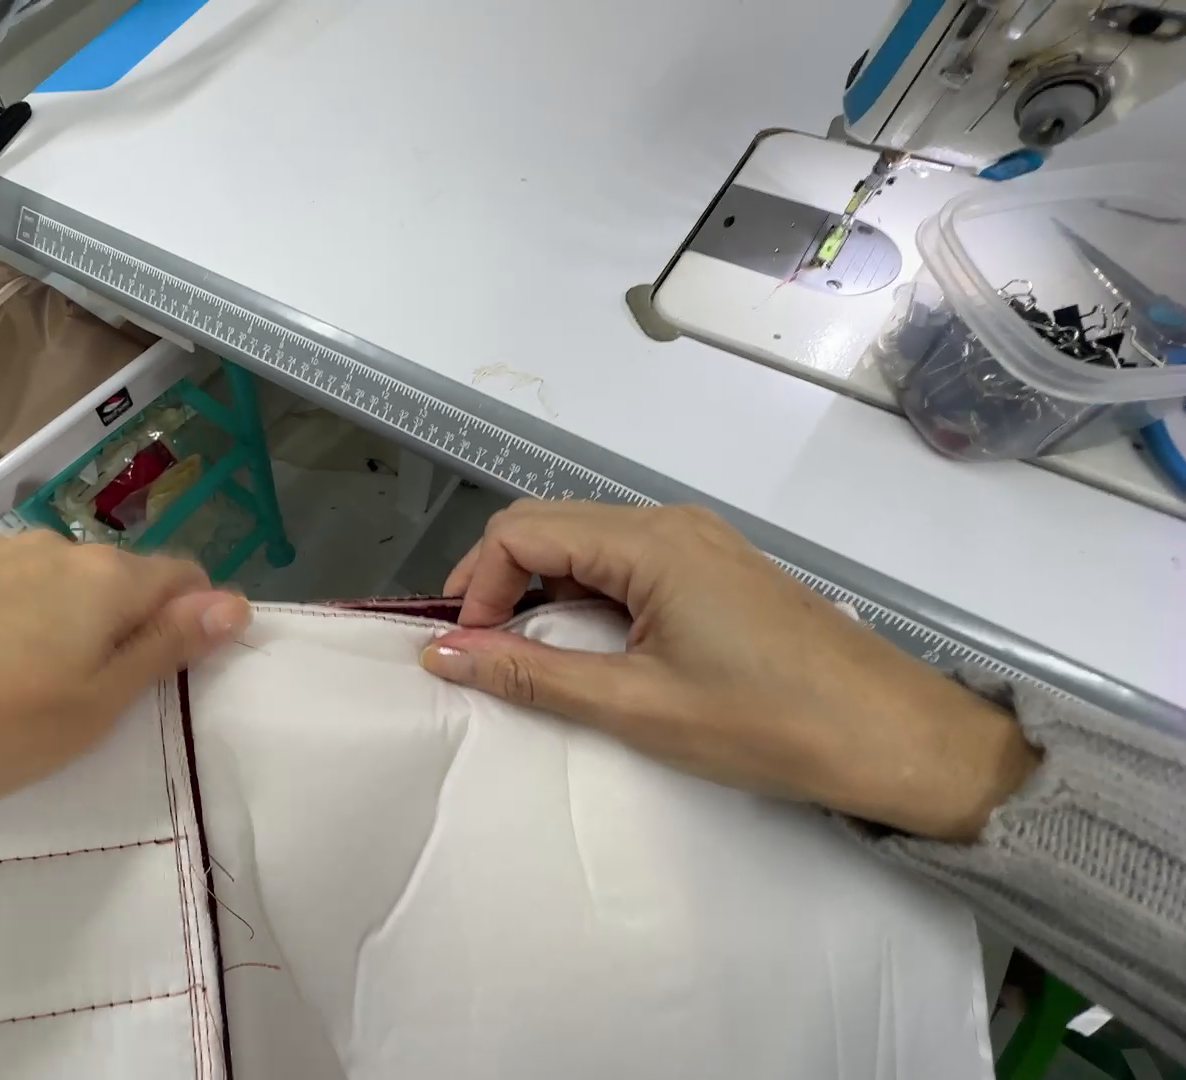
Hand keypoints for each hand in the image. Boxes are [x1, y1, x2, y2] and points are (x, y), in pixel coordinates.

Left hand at [0, 533, 250, 828]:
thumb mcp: (88, 710)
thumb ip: (165, 649)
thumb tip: (235, 602)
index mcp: (102, 579)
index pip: (184, 576)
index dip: (192, 622)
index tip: (166, 677)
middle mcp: (53, 546)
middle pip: (120, 579)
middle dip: (125, 629)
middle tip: (88, 703)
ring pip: (60, 583)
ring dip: (67, 626)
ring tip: (20, 691)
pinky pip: (7, 586)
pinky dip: (14, 620)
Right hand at [419, 500, 1039, 841]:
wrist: (908, 747)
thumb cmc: (768, 726)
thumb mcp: (634, 705)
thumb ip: (528, 674)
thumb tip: (441, 654)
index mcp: (647, 542)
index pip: (520, 532)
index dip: (478, 584)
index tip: (470, 646)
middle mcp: (664, 522)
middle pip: (543, 523)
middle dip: (495, 577)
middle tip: (478, 641)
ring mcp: (691, 539)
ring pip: (577, 538)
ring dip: (533, 583)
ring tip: (521, 643)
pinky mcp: (707, 564)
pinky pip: (615, 557)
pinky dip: (575, 589)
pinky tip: (580, 636)